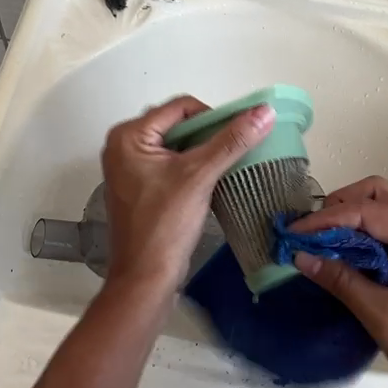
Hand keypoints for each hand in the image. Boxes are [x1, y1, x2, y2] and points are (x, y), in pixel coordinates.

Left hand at [100, 95, 274, 295]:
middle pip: (177, 123)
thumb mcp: (200, 176)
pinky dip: (191, 166)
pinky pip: (170, 163)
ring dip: (201, 151)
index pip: (181, 107)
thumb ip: (232, 141)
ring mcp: (129, 168)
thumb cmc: (165, 225)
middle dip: (206, 135)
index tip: (235, 137)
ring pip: (176, 144)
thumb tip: (264, 112)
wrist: (145, 280)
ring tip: (222, 166)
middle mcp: (123, 145)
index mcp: (129, 135)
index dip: (213, 117)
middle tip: (229, 153)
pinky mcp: (139, 187)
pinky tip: (210, 180)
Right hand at [289, 177, 387, 387]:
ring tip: (321, 243)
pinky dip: (365, 239)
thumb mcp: (384, 319)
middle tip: (311, 231)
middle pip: (380, 197)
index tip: (295, 232)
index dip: (328, 217)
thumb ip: (343, 282)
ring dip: (352, 221)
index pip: (370, 210)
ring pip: (386, 213)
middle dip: (341, 207)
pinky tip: (345, 257)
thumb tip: (302, 256)